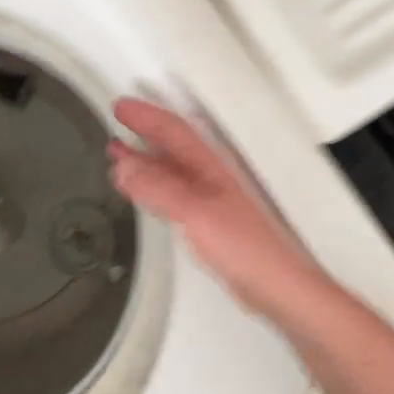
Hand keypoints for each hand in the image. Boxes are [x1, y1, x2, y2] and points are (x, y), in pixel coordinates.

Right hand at [108, 98, 330, 317]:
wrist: (274, 286)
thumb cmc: (245, 248)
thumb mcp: (195, 212)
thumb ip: (158, 189)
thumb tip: (124, 166)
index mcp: (211, 166)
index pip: (174, 130)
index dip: (147, 116)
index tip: (121, 107)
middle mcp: (210, 178)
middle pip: (173, 146)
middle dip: (144, 133)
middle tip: (119, 122)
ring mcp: (209, 200)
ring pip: (171, 170)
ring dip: (145, 161)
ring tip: (119, 156)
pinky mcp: (207, 223)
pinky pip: (172, 194)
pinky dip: (152, 187)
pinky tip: (143, 192)